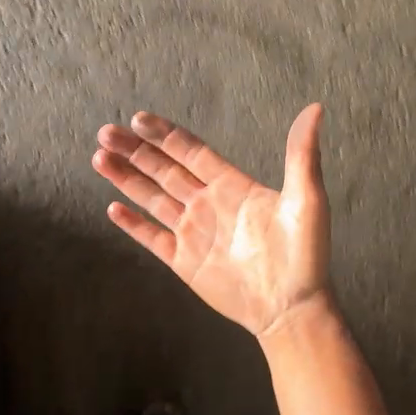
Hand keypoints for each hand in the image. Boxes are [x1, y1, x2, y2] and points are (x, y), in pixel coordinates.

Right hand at [92, 104, 331, 338]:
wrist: (290, 306)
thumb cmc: (304, 254)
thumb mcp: (307, 198)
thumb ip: (302, 154)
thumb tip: (315, 109)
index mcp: (232, 186)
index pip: (191, 152)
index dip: (165, 135)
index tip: (138, 120)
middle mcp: (208, 204)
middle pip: (164, 170)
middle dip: (135, 151)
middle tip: (105, 133)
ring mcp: (194, 233)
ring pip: (152, 199)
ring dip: (127, 179)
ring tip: (99, 159)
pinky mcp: (184, 262)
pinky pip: (153, 238)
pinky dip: (134, 224)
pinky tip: (113, 208)